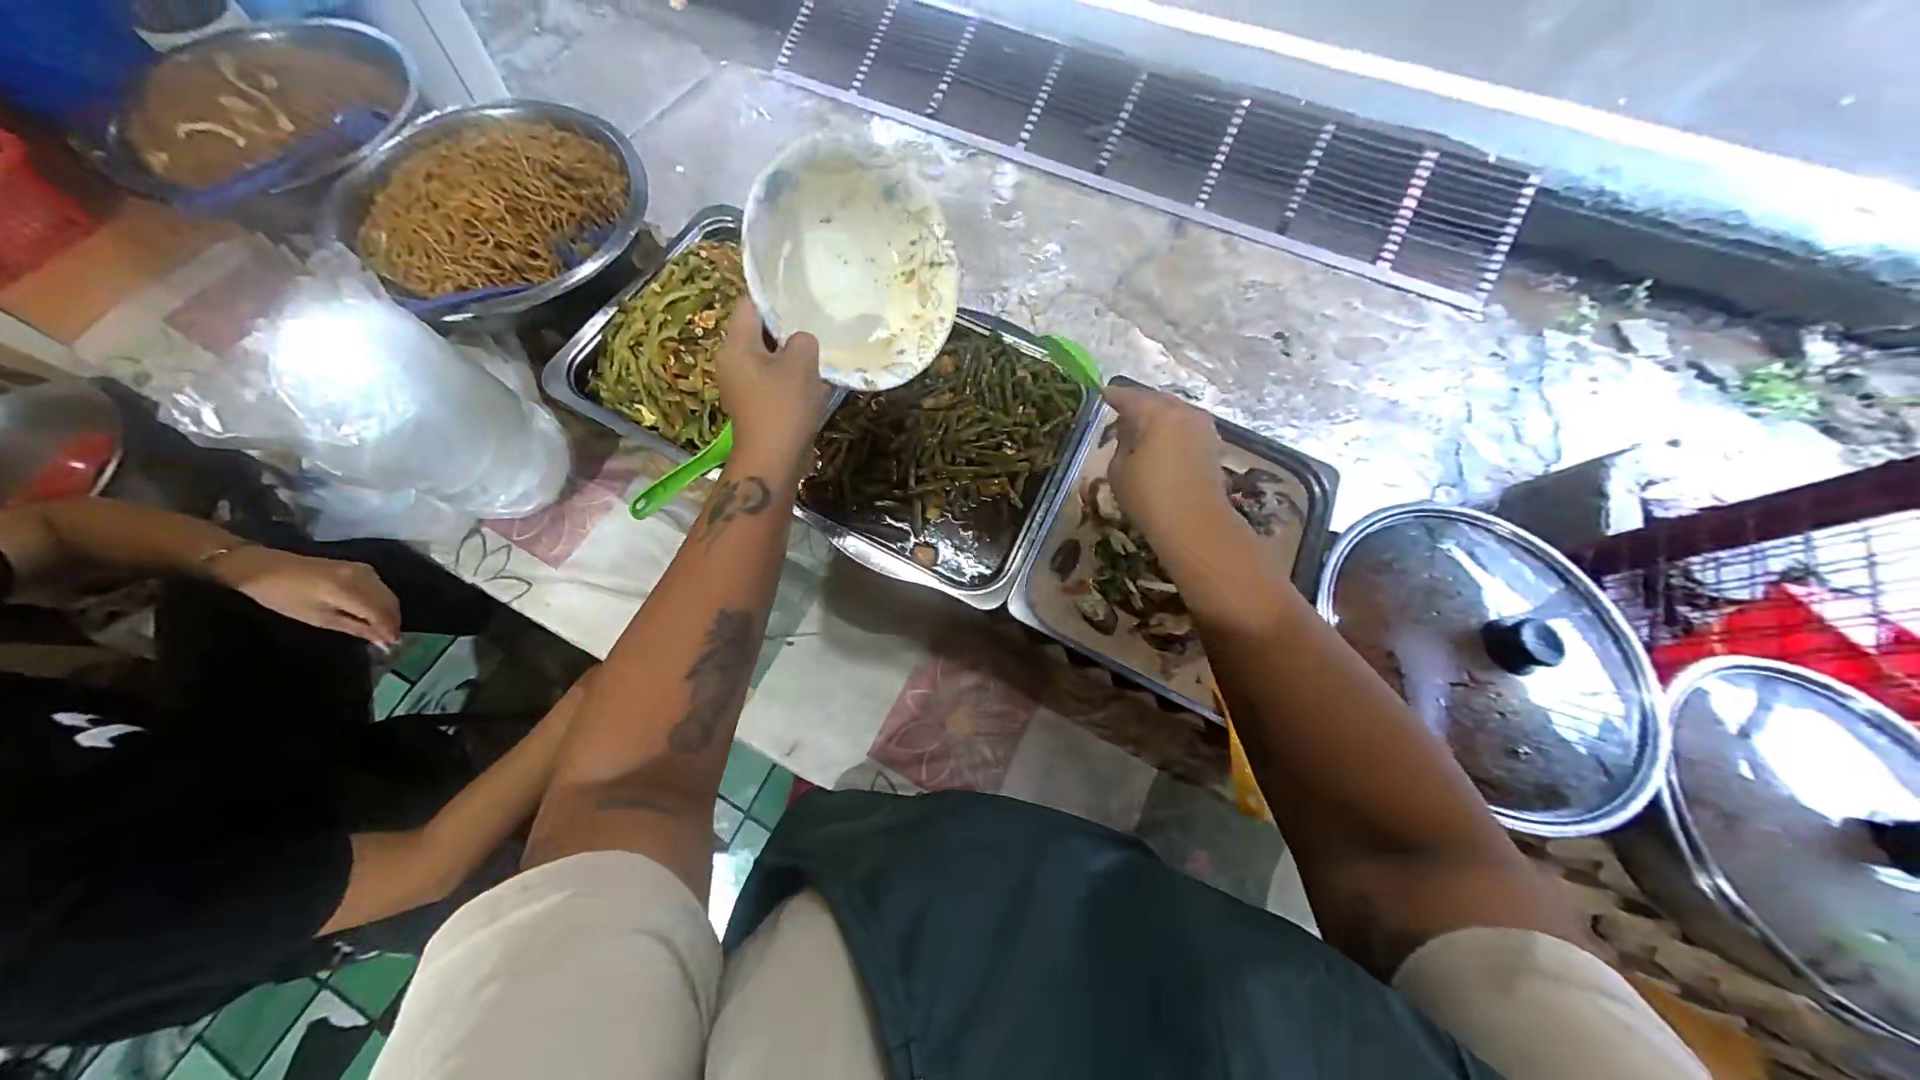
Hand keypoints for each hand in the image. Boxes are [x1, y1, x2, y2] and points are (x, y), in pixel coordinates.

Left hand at [208, 546, 401, 646]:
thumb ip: (354, 627)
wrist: (265, 567)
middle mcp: (362, 577)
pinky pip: (381, 587)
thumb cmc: (283, 597)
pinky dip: (383, 601)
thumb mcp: (317, 618)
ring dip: (389, 612)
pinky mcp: (361, 567)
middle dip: (392, 622)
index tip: (391, 646)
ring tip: (384, 628)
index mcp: (347, 591)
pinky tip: (377, 612)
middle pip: (389, 603)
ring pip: (388, 595)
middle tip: (390, 640)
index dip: (388, 630)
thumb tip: (382, 641)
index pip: (380, 612)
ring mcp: (363, 569)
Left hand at [716, 299, 831, 467]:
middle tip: (815, 322)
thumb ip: (803, 340)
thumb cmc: (784, 407)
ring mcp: (741, 385)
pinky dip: (790, 377)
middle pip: (759, 331)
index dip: (774, 295)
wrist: (773, 460)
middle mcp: (731, 361)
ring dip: (791, 355)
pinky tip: (813, 381)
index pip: (749, 304)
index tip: (799, 292)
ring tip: (818, 351)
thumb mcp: (801, 363)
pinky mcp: (753, 405)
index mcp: (735, 345)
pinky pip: (772, 380)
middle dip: (786, 327)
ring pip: (768, 357)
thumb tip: (801, 342)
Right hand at [1103, 386, 1239, 568]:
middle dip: (1138, 405)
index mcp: (1158, 413)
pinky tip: (1160, 444)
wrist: (1196, 525)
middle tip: (1121, 413)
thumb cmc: (1149, 497)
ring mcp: (1203, 428)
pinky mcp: (1212, 446)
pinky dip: (1171, 432)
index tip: (1103, 395)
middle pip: (1156, 401)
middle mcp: (1184, 413)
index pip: (1129, 397)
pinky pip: (1185, 429)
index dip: (1114, 396)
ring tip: (1140, 430)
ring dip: (1157, 419)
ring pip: (1174, 414)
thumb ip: (1121, 444)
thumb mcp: (1118, 470)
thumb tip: (1130, 435)